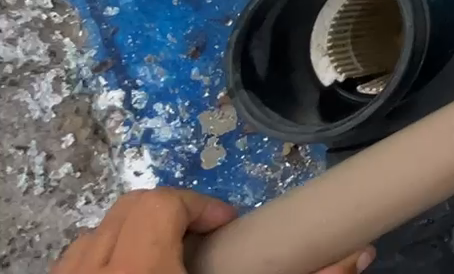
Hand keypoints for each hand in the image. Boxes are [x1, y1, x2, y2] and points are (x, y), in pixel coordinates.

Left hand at [52, 187, 372, 273]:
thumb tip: (361, 255)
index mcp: (138, 273)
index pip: (157, 204)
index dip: (198, 206)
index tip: (226, 229)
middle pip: (125, 210)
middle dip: (170, 215)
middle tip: (203, 242)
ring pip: (91, 238)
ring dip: (132, 239)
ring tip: (167, 263)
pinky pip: (74, 265)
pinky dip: (105, 264)